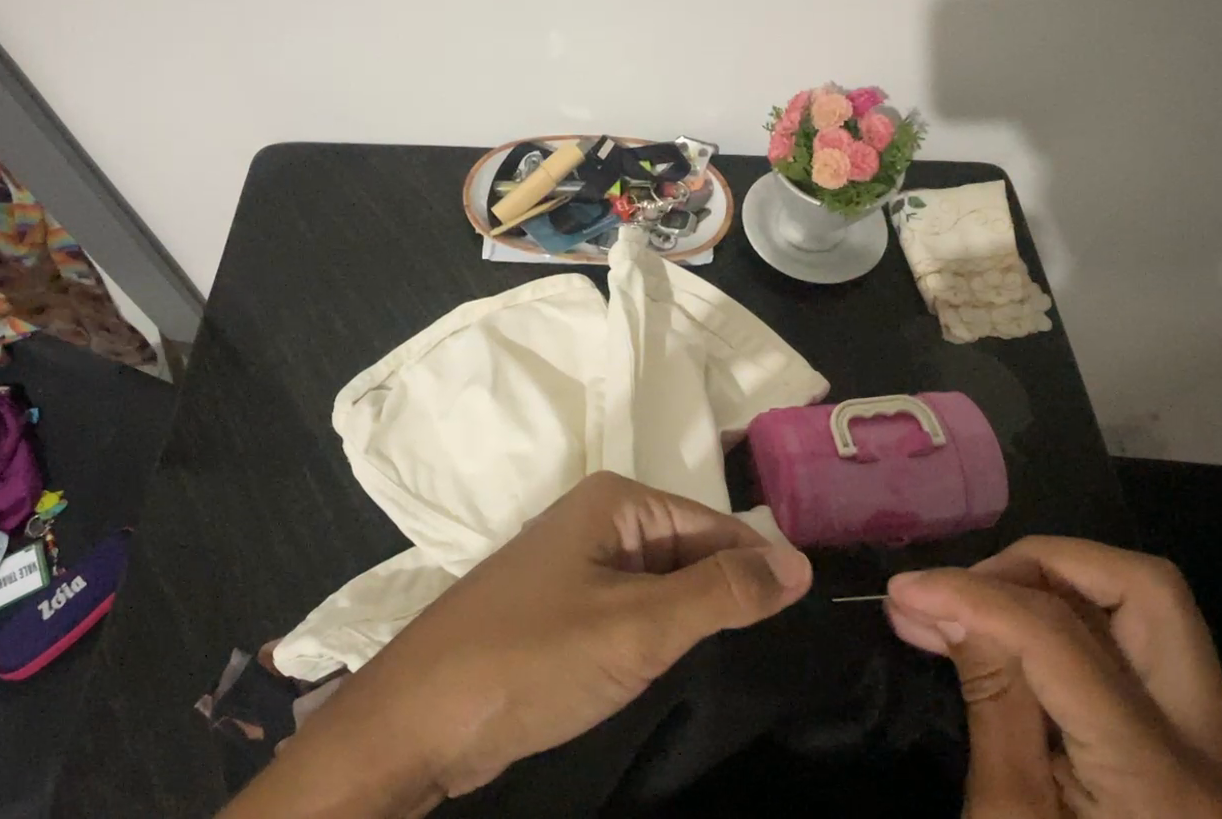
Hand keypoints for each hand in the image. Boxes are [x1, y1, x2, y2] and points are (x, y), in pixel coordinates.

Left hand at [223, 472, 811, 817]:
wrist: (420, 719)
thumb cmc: (533, 658)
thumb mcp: (640, 625)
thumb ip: (723, 591)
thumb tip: (799, 561)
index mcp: (614, 502)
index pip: (714, 524)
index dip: (758, 568)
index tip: (801, 616)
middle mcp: (594, 521)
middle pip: (687, 550)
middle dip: (722, 596)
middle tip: (765, 649)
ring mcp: (573, 566)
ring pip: (659, 586)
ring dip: (689, 621)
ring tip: (727, 659)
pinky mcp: (559, 610)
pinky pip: (628, 611)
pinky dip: (654, 637)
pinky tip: (667, 668)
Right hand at [885, 536, 1221, 818]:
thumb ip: (991, 701)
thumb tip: (949, 601)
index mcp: (1166, 784)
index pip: (1062, 639)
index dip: (973, 595)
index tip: (903, 588)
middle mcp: (1218, 746)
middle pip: (1146, 589)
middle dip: (1040, 564)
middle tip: (967, 590)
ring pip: (1150, 604)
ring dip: (1055, 584)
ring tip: (972, 605)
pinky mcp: (1202, 743)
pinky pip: (1138, 643)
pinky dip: (1067, 619)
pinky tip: (1004, 637)